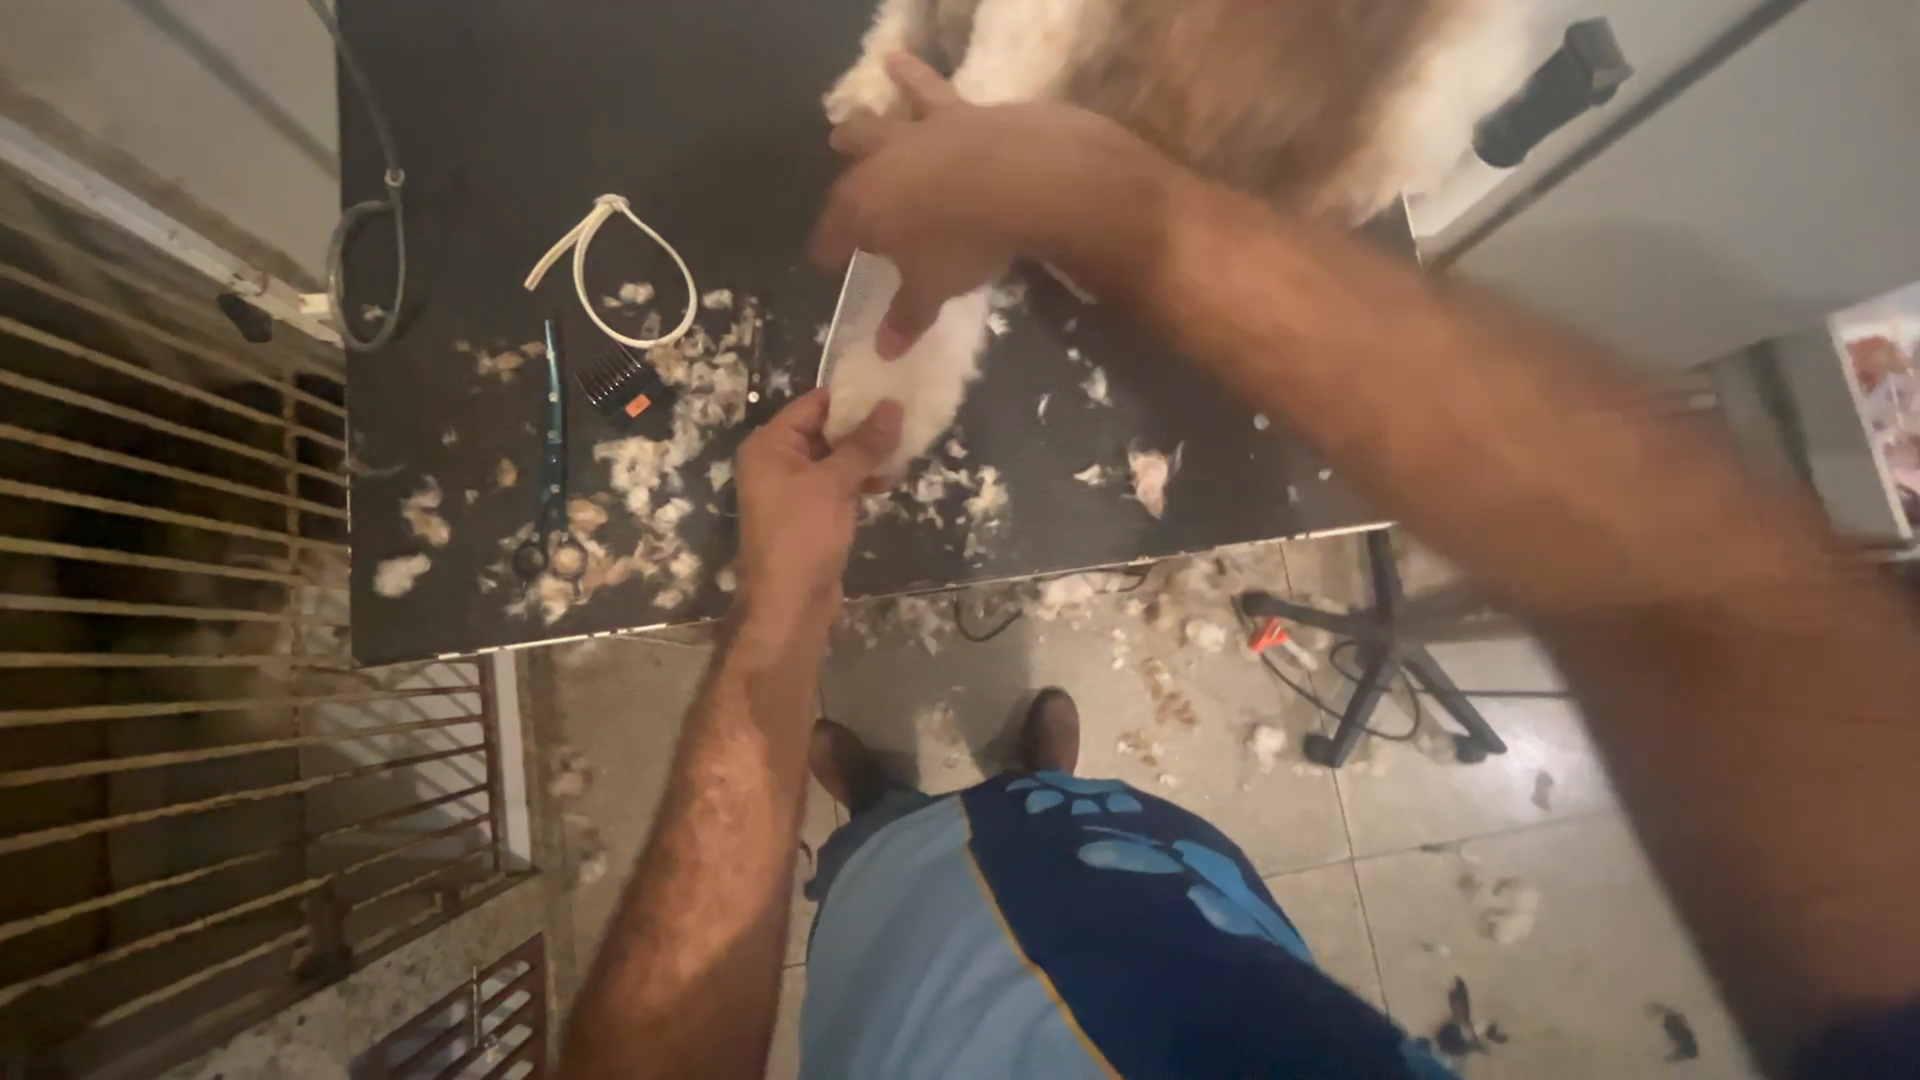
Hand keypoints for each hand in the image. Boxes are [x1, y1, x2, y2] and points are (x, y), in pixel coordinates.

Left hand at [732, 388, 901, 643]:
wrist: (790, 602)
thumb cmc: (803, 535)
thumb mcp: (834, 483)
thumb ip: (864, 444)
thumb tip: (893, 406)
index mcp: (770, 445)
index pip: (813, 405)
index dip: (851, 397)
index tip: (891, 388)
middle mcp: (778, 461)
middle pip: (825, 430)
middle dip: (864, 427)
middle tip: (907, 416)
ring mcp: (795, 489)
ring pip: (836, 459)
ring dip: (867, 455)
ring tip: (906, 447)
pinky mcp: (812, 513)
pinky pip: (838, 484)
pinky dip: (861, 480)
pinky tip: (890, 479)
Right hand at [810, 53, 1173, 357]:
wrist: (1017, 179)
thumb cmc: (961, 243)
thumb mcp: (933, 288)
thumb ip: (907, 317)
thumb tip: (885, 352)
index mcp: (862, 214)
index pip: (831, 238)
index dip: (827, 253)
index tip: (824, 263)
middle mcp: (876, 167)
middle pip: (847, 178)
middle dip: (840, 190)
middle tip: (838, 198)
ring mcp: (912, 134)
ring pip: (873, 127)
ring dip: (858, 130)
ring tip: (844, 127)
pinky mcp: (952, 111)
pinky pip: (924, 88)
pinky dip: (909, 74)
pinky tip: (897, 58)